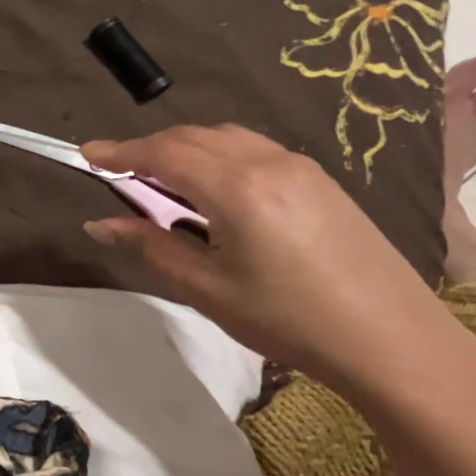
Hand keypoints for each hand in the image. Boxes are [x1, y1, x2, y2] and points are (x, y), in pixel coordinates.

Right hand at [80, 125, 464, 390]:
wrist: (389, 339)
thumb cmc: (285, 318)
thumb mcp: (204, 287)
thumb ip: (150, 246)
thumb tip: (100, 225)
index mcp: (238, 188)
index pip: (166, 152)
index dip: (121, 150)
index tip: (86, 153)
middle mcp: (271, 164)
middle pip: (195, 136)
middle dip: (150, 147)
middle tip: (115, 170)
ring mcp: (303, 170)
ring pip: (228, 139)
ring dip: (185, 148)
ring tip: (157, 179)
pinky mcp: (321, 184)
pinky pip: (255, 151)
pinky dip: (218, 157)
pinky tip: (208, 190)